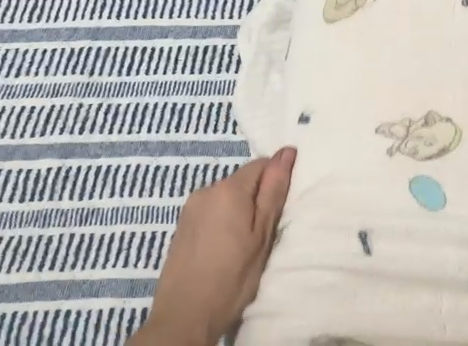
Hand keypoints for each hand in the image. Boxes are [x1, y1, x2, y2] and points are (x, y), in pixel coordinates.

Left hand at [129, 146, 295, 345]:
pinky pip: (209, 212)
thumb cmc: (232, 277)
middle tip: (259, 235)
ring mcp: (190, 208)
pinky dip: (219, 223)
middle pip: (242, 181)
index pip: (261, 164)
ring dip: (236, 212)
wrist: (184, 316)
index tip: (277, 210)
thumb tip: (287, 152)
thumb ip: (274, 191)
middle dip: (254, 199)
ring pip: (225, 198)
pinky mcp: (180, 226)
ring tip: (239, 246)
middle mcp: (206, 189)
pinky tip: (220, 251)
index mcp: (229, 188)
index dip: (274, 182)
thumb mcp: (262, 235)